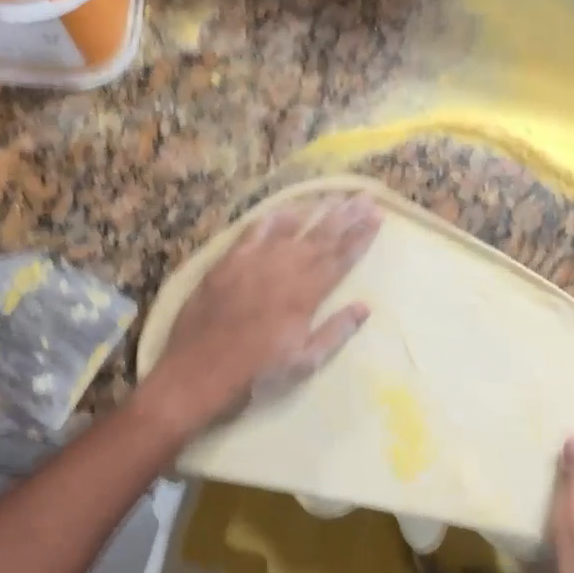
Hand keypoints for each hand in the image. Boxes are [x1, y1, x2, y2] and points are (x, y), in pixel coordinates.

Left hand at [147, 193, 382, 428]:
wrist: (195, 375)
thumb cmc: (254, 377)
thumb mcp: (303, 364)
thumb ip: (335, 332)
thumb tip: (364, 307)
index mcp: (304, 297)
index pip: (340, 259)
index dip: (360, 237)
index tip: (378, 216)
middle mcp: (281, 272)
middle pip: (320, 237)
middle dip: (346, 216)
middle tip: (365, 196)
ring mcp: (251, 265)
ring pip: (290, 229)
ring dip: (315, 211)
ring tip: (335, 195)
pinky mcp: (225, 264)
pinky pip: (252, 233)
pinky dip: (271, 219)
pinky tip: (284, 209)